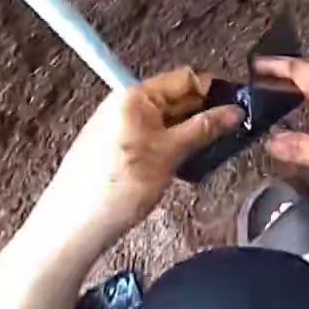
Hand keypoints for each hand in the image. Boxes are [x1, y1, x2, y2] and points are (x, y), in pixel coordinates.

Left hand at [25, 68, 241, 253]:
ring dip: (191, 132)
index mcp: (135, 95)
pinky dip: (174, 145)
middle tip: (235, 131)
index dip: (214, 91)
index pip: (186, 78)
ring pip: (168, 120)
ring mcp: (120, 126)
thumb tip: (236, 111)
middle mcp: (126, 104)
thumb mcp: (170, 154)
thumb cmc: (116, 187)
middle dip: (205, 113)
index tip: (240, 107)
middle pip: (177, 98)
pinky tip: (188, 163)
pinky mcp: (117, 148)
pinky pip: (155, 136)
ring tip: (215, 150)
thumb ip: (205, 128)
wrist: (69, 230)